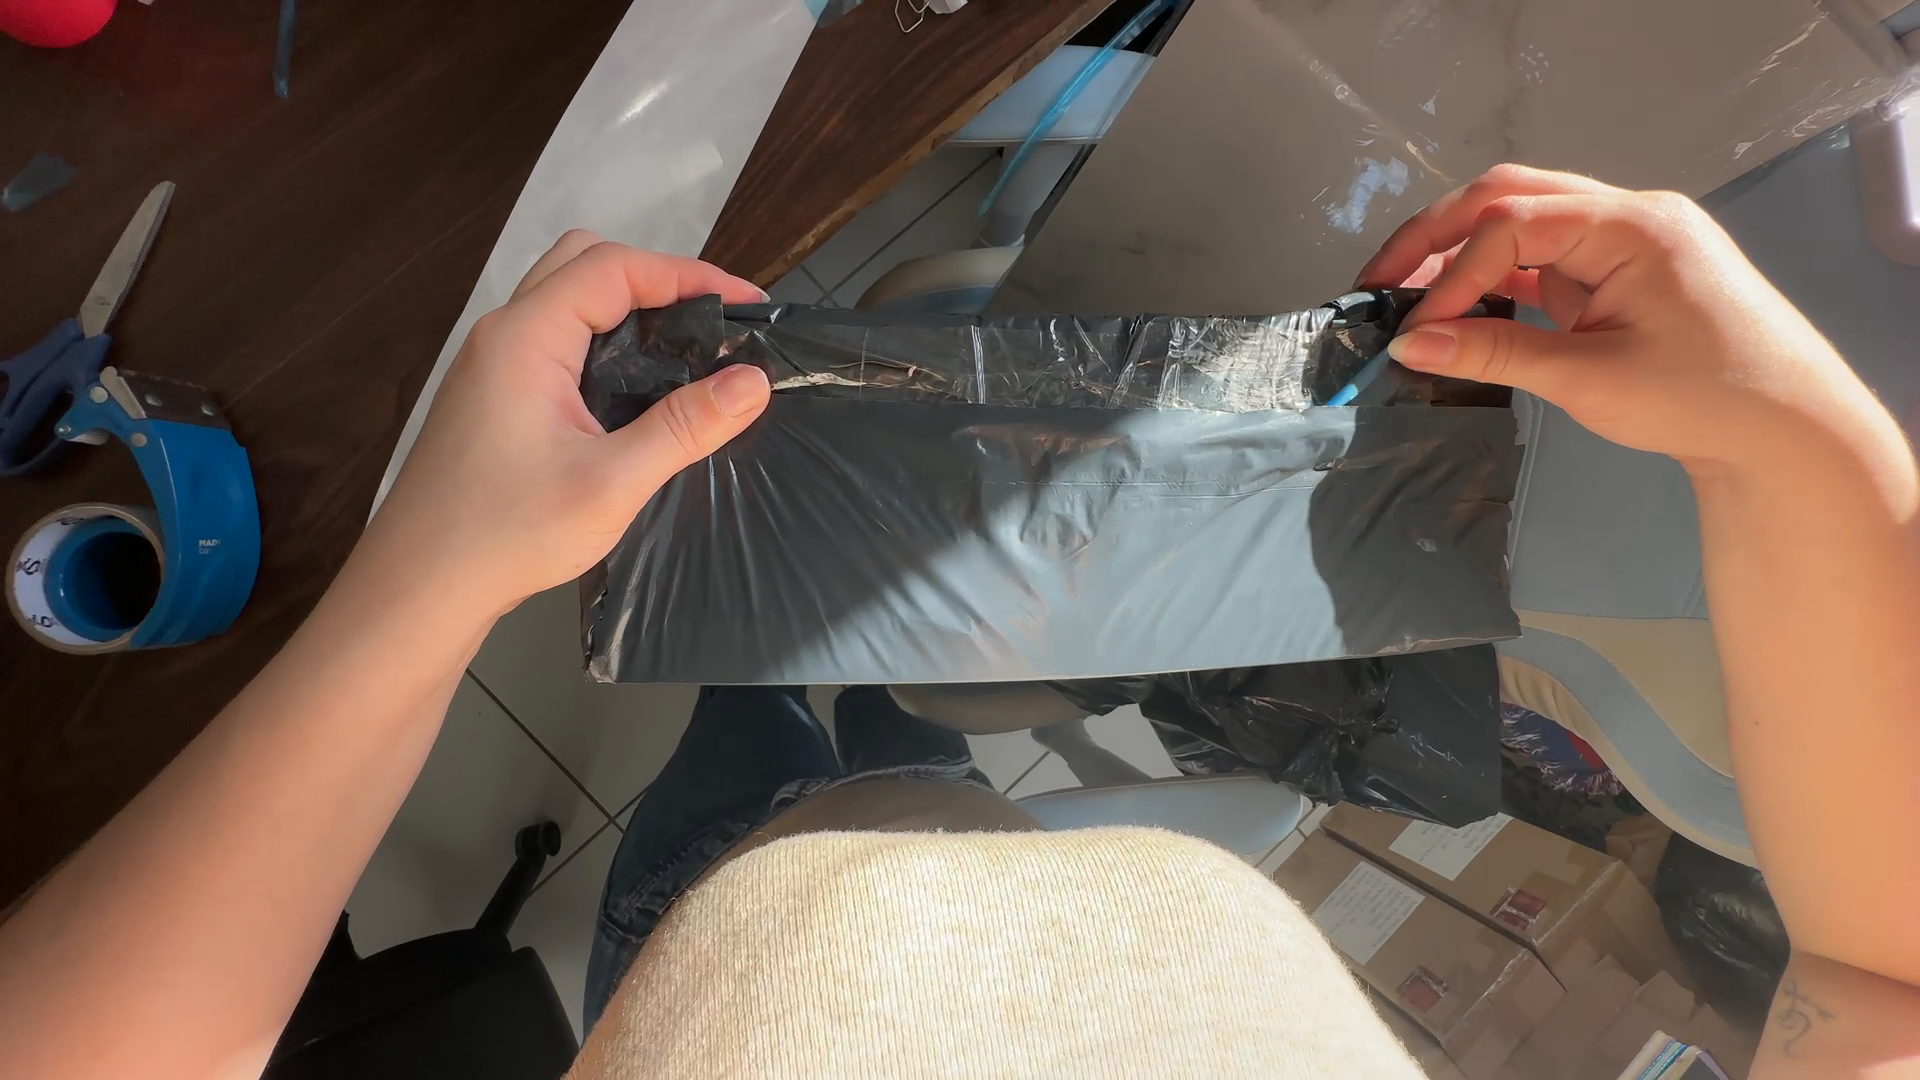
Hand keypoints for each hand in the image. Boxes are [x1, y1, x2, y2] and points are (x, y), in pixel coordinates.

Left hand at [368, 232, 771, 617]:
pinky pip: (564, 340)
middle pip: (585, 264)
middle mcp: (506, 336)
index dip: (687, 273)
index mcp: (525, 339)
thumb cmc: (510, 533)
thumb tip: (754, 380)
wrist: (422, 588)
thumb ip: (685, 426)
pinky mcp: (503, 396)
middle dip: (658, 278)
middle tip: (712, 322)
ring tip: (689, 350)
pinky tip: (643, 387)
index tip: (746, 302)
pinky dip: (612, 341)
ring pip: (572, 301)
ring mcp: (499, 366)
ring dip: (633, 308)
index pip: (613, 268)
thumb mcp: (612, 482)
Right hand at [1356, 164, 1898, 478]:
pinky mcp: (1605, 271)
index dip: (1450, 276)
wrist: (1780, 425)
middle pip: (1506, 194)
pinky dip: (1481, 276)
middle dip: (1431, 235)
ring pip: (1513, 217)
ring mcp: (1615, 241)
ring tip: (1400, 291)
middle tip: (1375, 281)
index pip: (1511, 224)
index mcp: (1631, 226)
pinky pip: (1529, 255)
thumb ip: (1491, 352)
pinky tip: (1450, 304)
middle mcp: (1623, 216)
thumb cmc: (1696, 397)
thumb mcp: (1584, 377)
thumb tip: (1405, 344)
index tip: (1414, 333)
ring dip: (1451, 251)